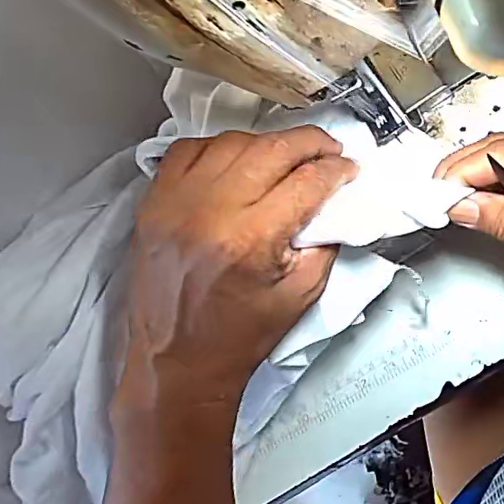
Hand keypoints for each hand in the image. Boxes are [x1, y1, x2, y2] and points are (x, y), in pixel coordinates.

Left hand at [121, 127, 357, 426]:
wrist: (177, 361)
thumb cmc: (238, 337)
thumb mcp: (300, 296)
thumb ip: (325, 243)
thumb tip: (334, 202)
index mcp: (251, 240)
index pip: (306, 181)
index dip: (336, 170)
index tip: (348, 169)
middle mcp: (211, 211)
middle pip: (273, 148)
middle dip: (311, 143)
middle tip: (329, 150)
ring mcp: (177, 202)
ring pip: (233, 141)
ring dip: (268, 142)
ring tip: (287, 155)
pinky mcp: (155, 203)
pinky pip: (188, 149)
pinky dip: (218, 146)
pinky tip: (236, 159)